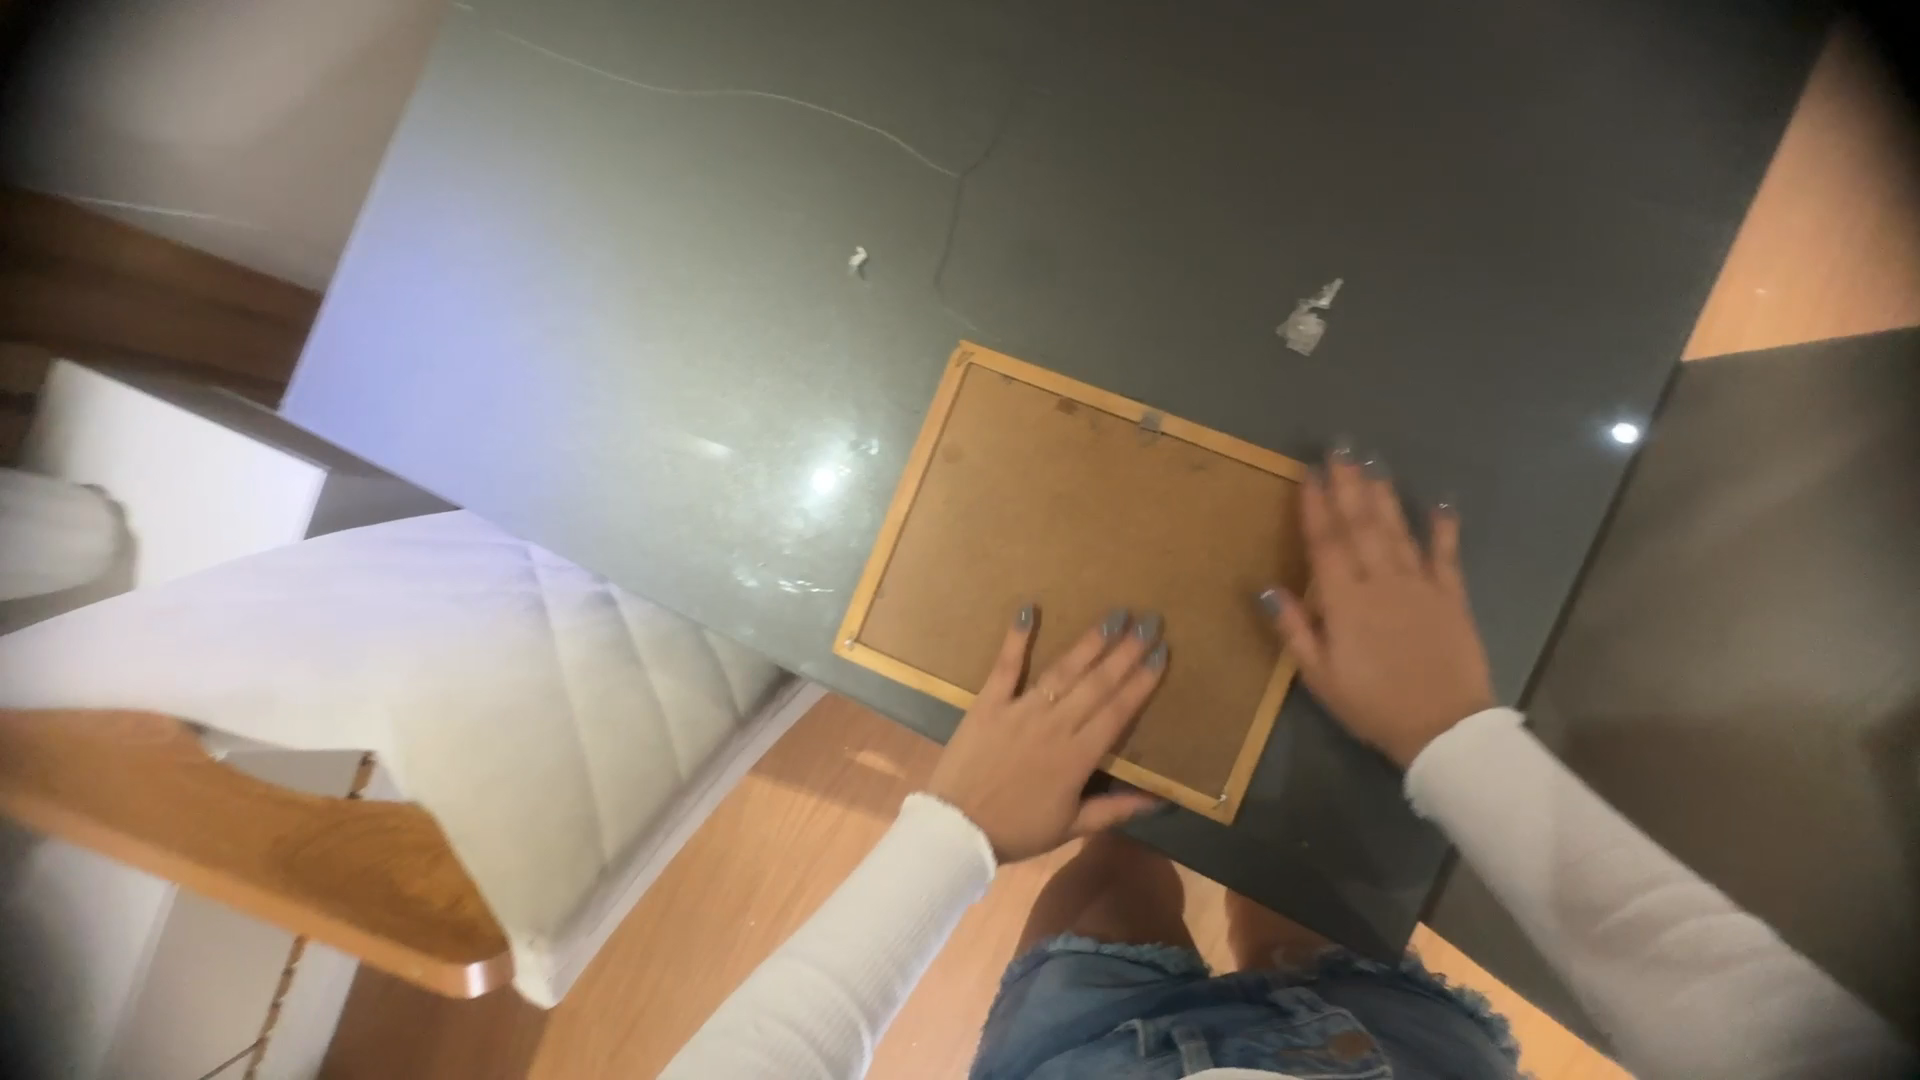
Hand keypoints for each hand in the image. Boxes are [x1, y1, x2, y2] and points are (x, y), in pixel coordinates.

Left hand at [926, 607, 1167, 861]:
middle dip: (1125, 651)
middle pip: (1097, 683)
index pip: (1118, 711)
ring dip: (1089, 642)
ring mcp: (1020, 709)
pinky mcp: (989, 702)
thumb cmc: (1017, 829)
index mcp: (1078, 756)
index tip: (1161, 654)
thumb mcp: (1072, 827)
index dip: (1141, 682)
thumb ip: (1117, 809)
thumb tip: (1162, 801)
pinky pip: (1006, 666)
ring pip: (1062, 670)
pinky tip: (1028, 609)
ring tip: (1112, 616)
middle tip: (1149, 621)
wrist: (958, 829)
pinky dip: (1016, 637)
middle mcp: (1054, 725)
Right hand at [1262, 454, 1495, 767]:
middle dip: (1348, 486)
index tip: (1307, 475)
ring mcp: (1420, 587)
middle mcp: (1381, 584)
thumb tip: (1267, 587)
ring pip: (1397, 532)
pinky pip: (1446, 556)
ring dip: (1383, 496)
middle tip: (1340, 450)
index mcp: (1344, 603)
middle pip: (1361, 527)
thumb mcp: (1319, 676)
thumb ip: (1294, 628)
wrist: (1444, 730)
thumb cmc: (1372, 704)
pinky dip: (1443, 528)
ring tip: (1372, 464)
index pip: (1326, 545)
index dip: (1314, 508)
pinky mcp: (1451, 598)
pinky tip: (1440, 502)